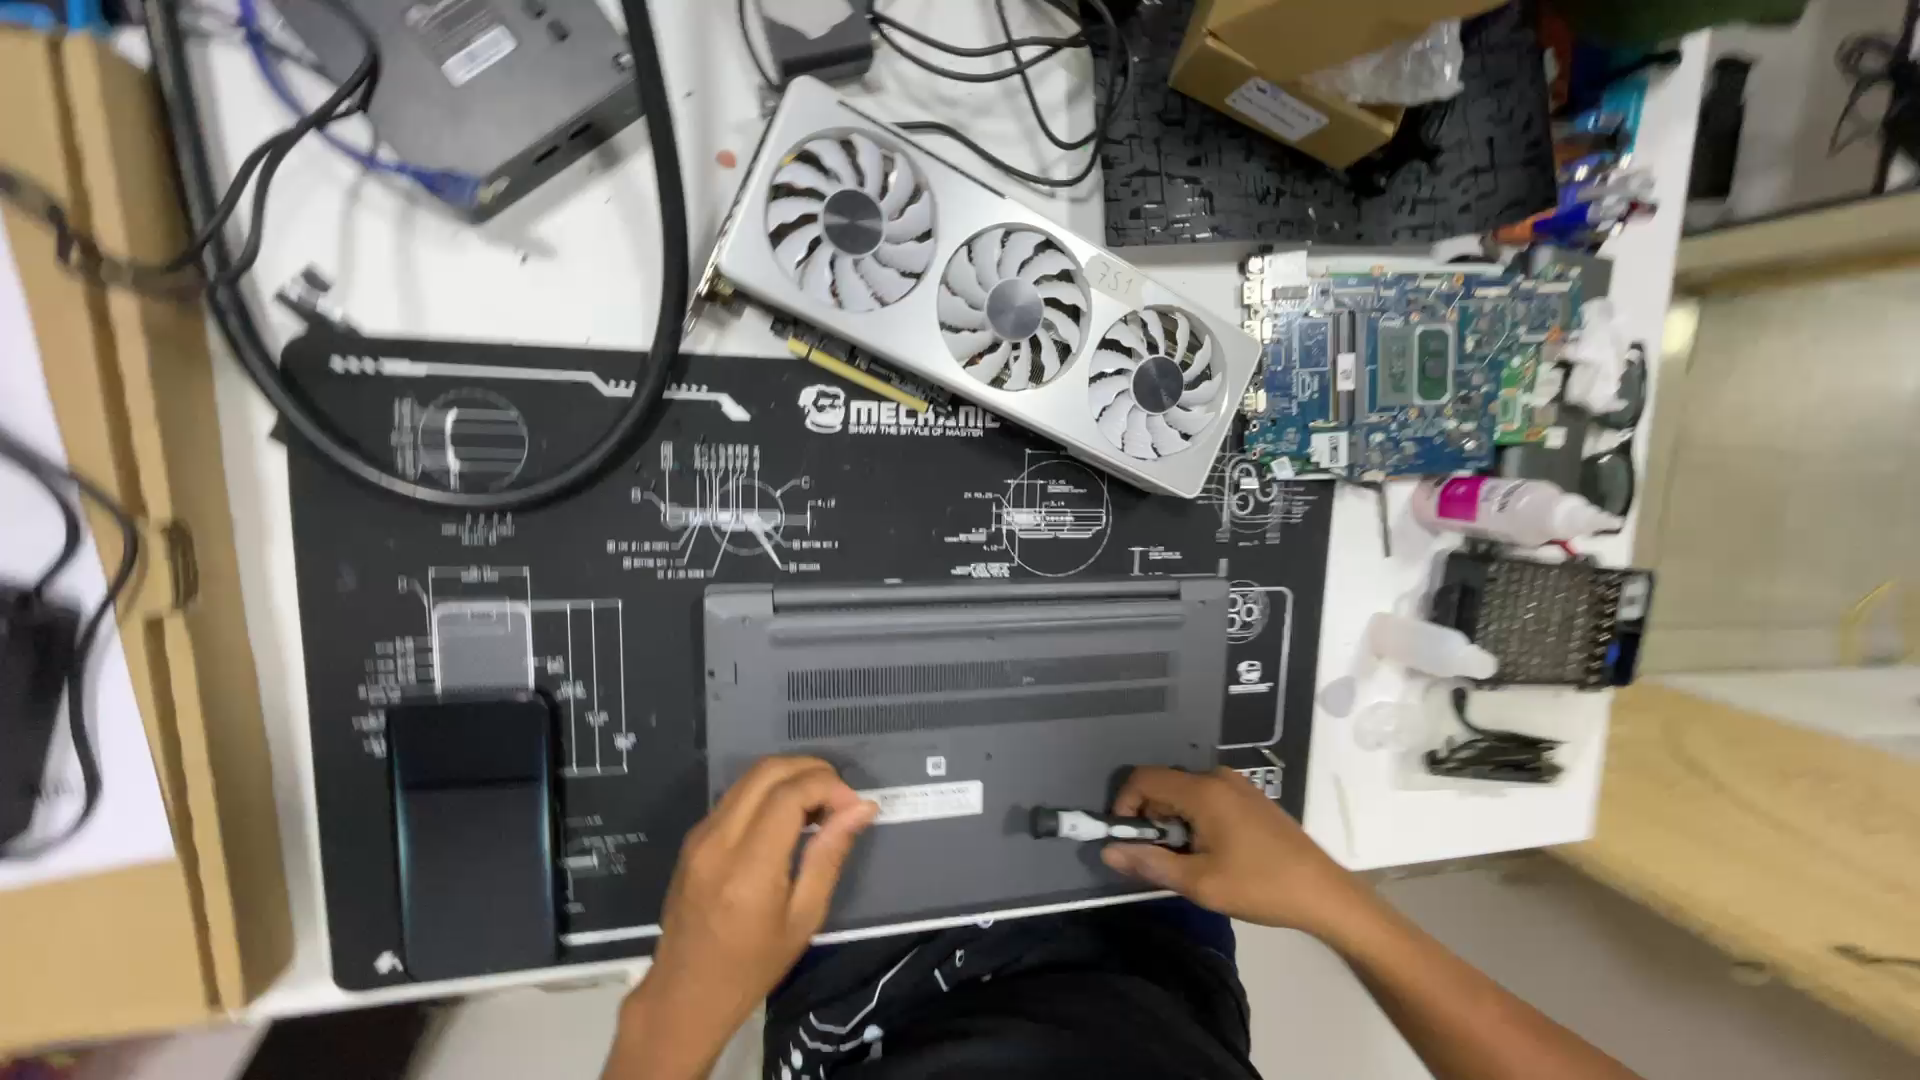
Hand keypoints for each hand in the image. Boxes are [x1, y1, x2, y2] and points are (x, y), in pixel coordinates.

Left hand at [614, 757, 876, 1078]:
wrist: (685, 994)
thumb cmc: (753, 966)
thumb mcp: (804, 917)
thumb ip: (830, 855)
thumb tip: (862, 807)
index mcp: (748, 867)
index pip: (790, 794)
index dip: (828, 786)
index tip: (853, 806)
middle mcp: (718, 840)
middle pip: (768, 771)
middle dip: (811, 770)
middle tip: (839, 796)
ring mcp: (700, 835)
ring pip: (750, 776)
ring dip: (790, 776)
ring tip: (818, 804)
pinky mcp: (693, 837)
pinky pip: (736, 795)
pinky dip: (769, 791)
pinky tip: (788, 818)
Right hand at [1100, 766, 1364, 935]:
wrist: (1325, 894)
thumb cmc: (1260, 886)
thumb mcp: (1200, 883)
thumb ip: (1150, 863)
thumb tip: (1108, 850)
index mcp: (1203, 791)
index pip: (1144, 779)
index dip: (1124, 805)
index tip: (1127, 840)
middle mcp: (1217, 777)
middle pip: (1164, 785)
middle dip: (1150, 818)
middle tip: (1160, 858)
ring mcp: (1237, 785)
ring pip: (1185, 793)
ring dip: (1173, 822)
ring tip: (1189, 861)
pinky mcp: (1251, 798)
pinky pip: (1207, 798)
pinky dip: (1195, 820)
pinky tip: (1213, 853)